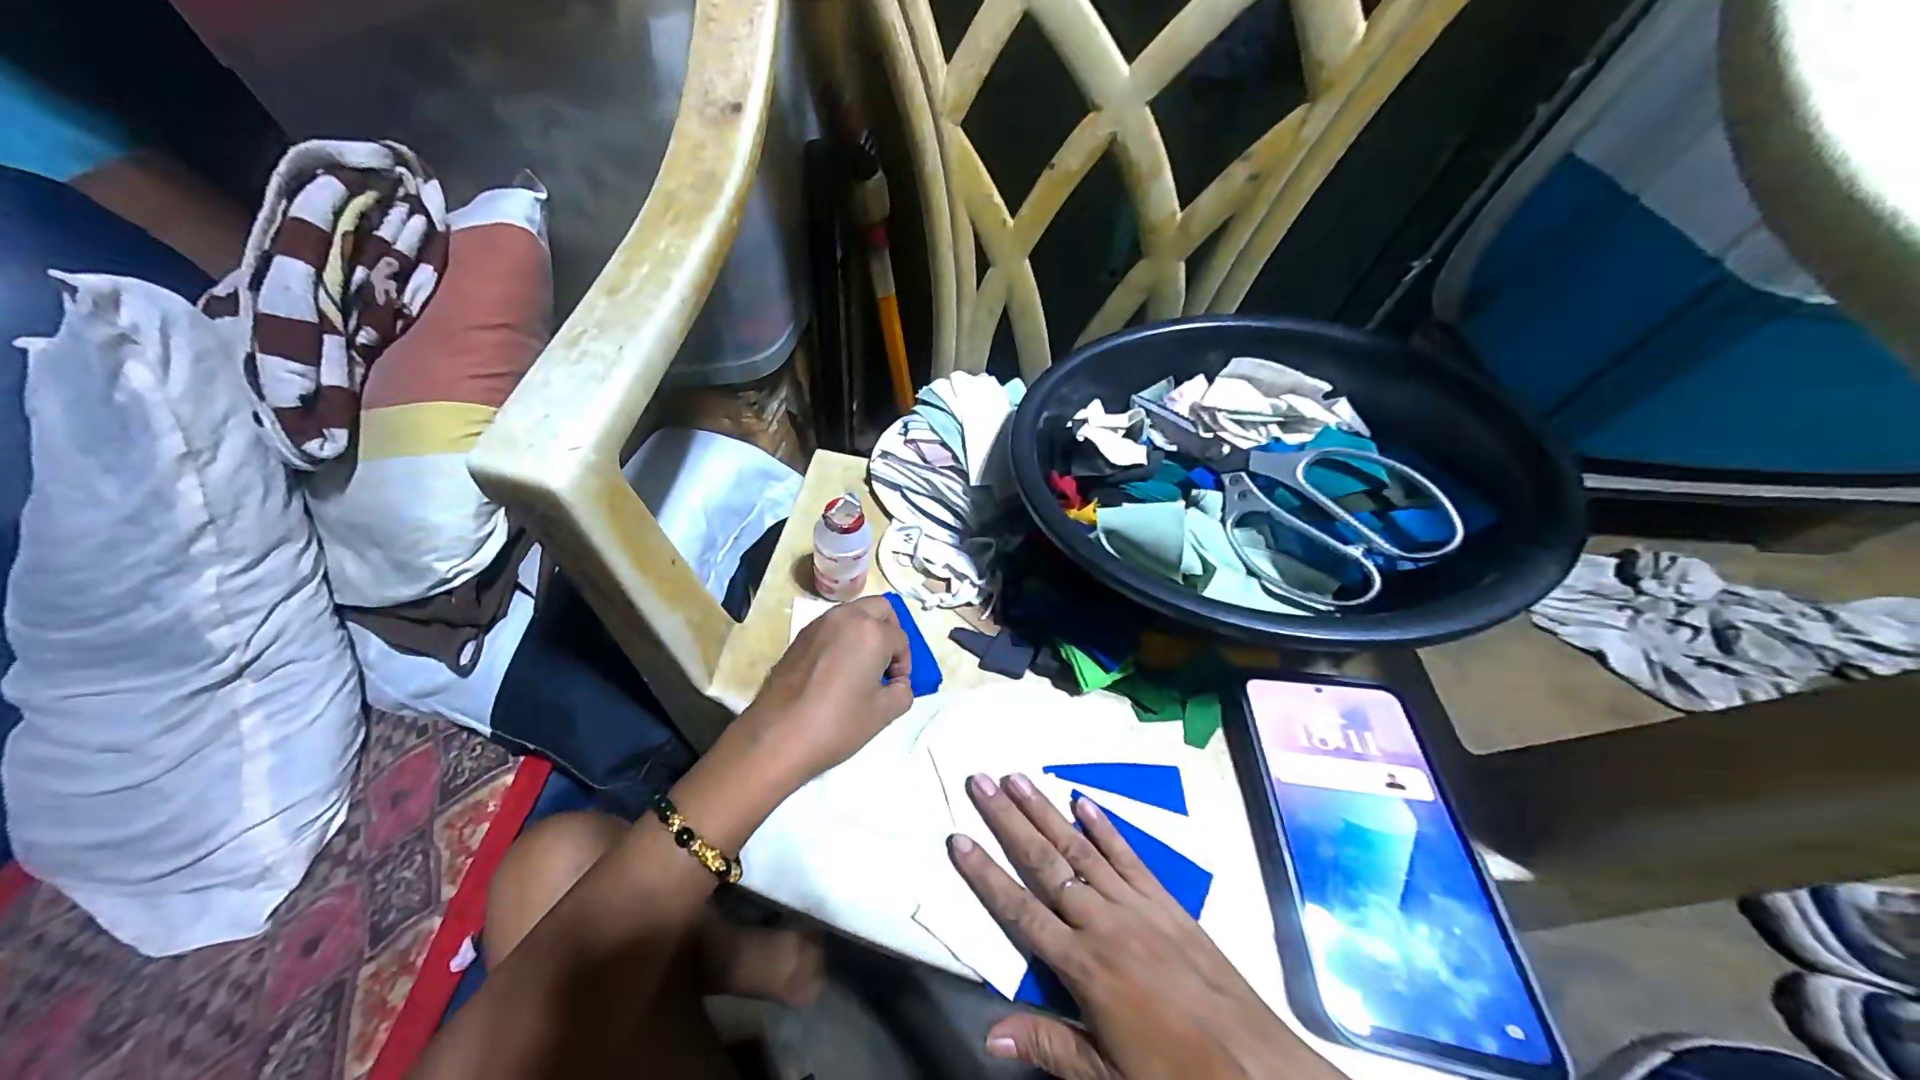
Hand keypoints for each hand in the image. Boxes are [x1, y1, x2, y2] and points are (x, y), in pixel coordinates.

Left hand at [738, 595, 914, 785]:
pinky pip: (832, 628)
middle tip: (885, 664)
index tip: (895, 686)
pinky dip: (843, 639)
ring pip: (853, 614)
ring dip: (866, 632)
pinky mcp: (799, 637)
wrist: (776, 737)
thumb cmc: (837, 724)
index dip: (904, 664)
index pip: (901, 639)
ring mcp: (818, 624)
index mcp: (871, 631)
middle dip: (889, 632)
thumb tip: (897, 683)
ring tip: (861, 668)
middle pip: (880, 609)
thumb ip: (902, 691)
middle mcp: (845, 617)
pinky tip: (836, 672)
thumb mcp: (883, 713)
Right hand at [949, 773, 1336, 1079]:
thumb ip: (1050, 1046)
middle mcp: (1104, 922)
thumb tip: (989, 1034)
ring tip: (1018, 778)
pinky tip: (1082, 801)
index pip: (1021, 911)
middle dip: (1007, 820)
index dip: (985, 875)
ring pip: (1080, 848)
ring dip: (1045, 811)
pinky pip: (1129, 856)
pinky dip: (1104, 826)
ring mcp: (1137, 905)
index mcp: (1084, 967)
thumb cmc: (1175, 1075)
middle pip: (1045, 862)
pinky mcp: (1167, 902)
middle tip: (981, 781)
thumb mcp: (1108, 1077)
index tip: (958, 838)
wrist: (1257, 1068)